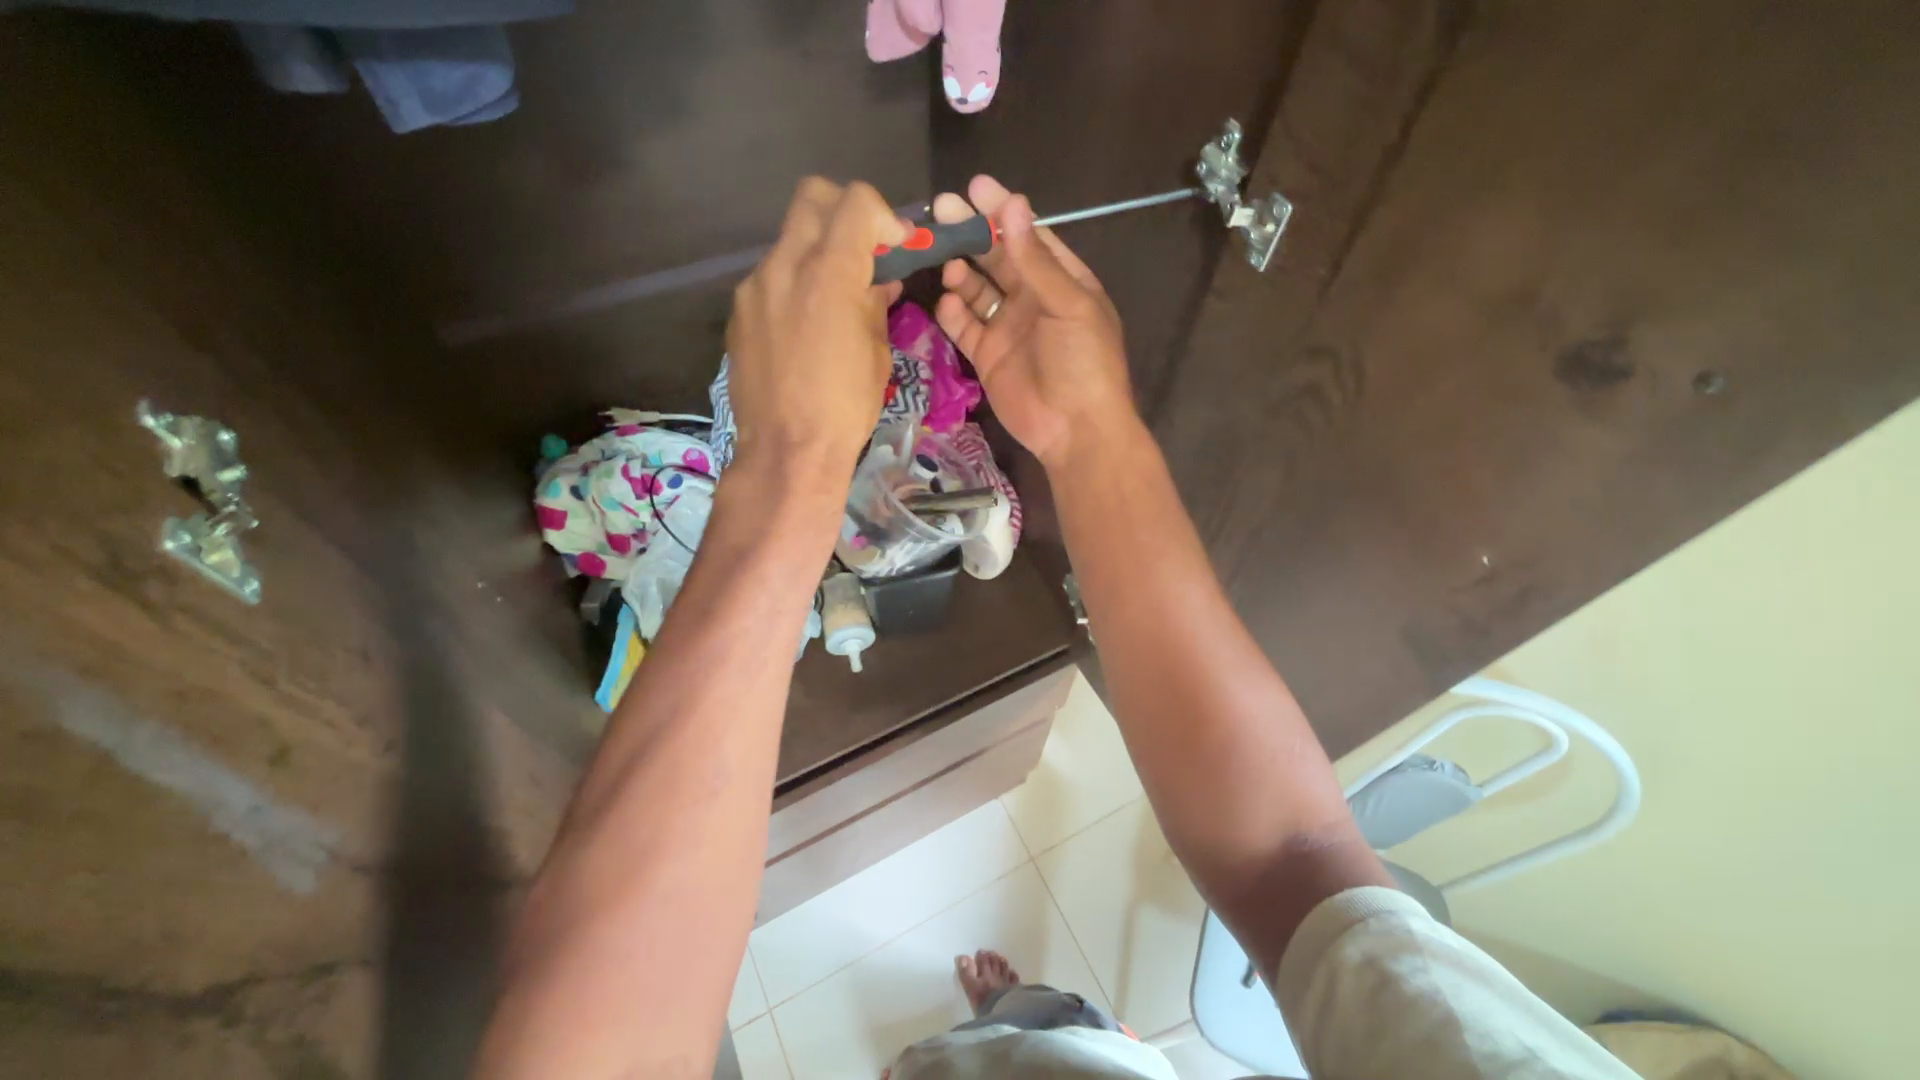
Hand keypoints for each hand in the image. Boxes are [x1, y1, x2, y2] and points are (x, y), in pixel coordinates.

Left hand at [726, 178, 907, 477]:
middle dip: (846, 214)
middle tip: (865, 251)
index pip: (856, 201)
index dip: (884, 216)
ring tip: (834, 297)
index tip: (896, 247)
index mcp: (828, 271)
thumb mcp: (877, 351)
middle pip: (813, 198)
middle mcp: (784, 265)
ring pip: (789, 240)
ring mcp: (755, 287)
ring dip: (817, 252)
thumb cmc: (845, 405)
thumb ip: (875, 301)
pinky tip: (805, 326)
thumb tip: (879, 280)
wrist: (787, 450)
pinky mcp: (739, 313)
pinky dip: (793, 284)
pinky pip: (771, 278)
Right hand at [932, 175, 1135, 470]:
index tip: (976, 187)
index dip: (1003, 212)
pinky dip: (952, 312)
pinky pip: (964, 326)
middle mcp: (1033, 299)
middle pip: (998, 257)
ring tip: (941, 255)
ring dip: (960, 270)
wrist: (1075, 429)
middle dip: (973, 233)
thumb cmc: (1084, 362)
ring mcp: (1008, 327)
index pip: (1029, 236)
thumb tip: (1014, 204)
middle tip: (943, 208)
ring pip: (977, 288)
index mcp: (1062, 281)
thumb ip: (1037, 259)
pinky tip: (946, 301)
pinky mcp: (987, 355)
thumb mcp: (1068, 305)